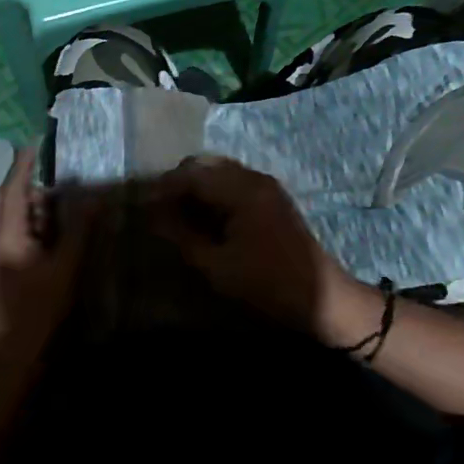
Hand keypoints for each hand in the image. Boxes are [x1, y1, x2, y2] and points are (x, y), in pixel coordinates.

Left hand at [0, 147, 93, 360]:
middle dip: (21, 186)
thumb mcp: (65, 269)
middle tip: (50, 192)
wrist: (11, 356)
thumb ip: (77, 230)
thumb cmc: (40, 311)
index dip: (24, 165)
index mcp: (5, 236)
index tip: (34, 145)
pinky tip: (38, 238)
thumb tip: (92, 197)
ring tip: (48, 215)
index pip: (12, 188)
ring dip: (18, 206)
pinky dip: (14, 222)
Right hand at [152, 155, 350, 335]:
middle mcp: (253, 178)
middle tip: (156, 208)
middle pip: (204, 165)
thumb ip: (181, 236)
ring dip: (193, 185)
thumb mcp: (216, 265)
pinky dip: (211, 191)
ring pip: (217, 171)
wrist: (323, 298)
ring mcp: (265, 185)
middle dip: (176, 182)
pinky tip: (200, 214)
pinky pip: (231, 181)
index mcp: (241, 190)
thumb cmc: (267, 283)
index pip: (190, 175)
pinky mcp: (270, 197)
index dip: (162, 188)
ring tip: (174, 212)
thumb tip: (151, 216)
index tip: (141, 206)